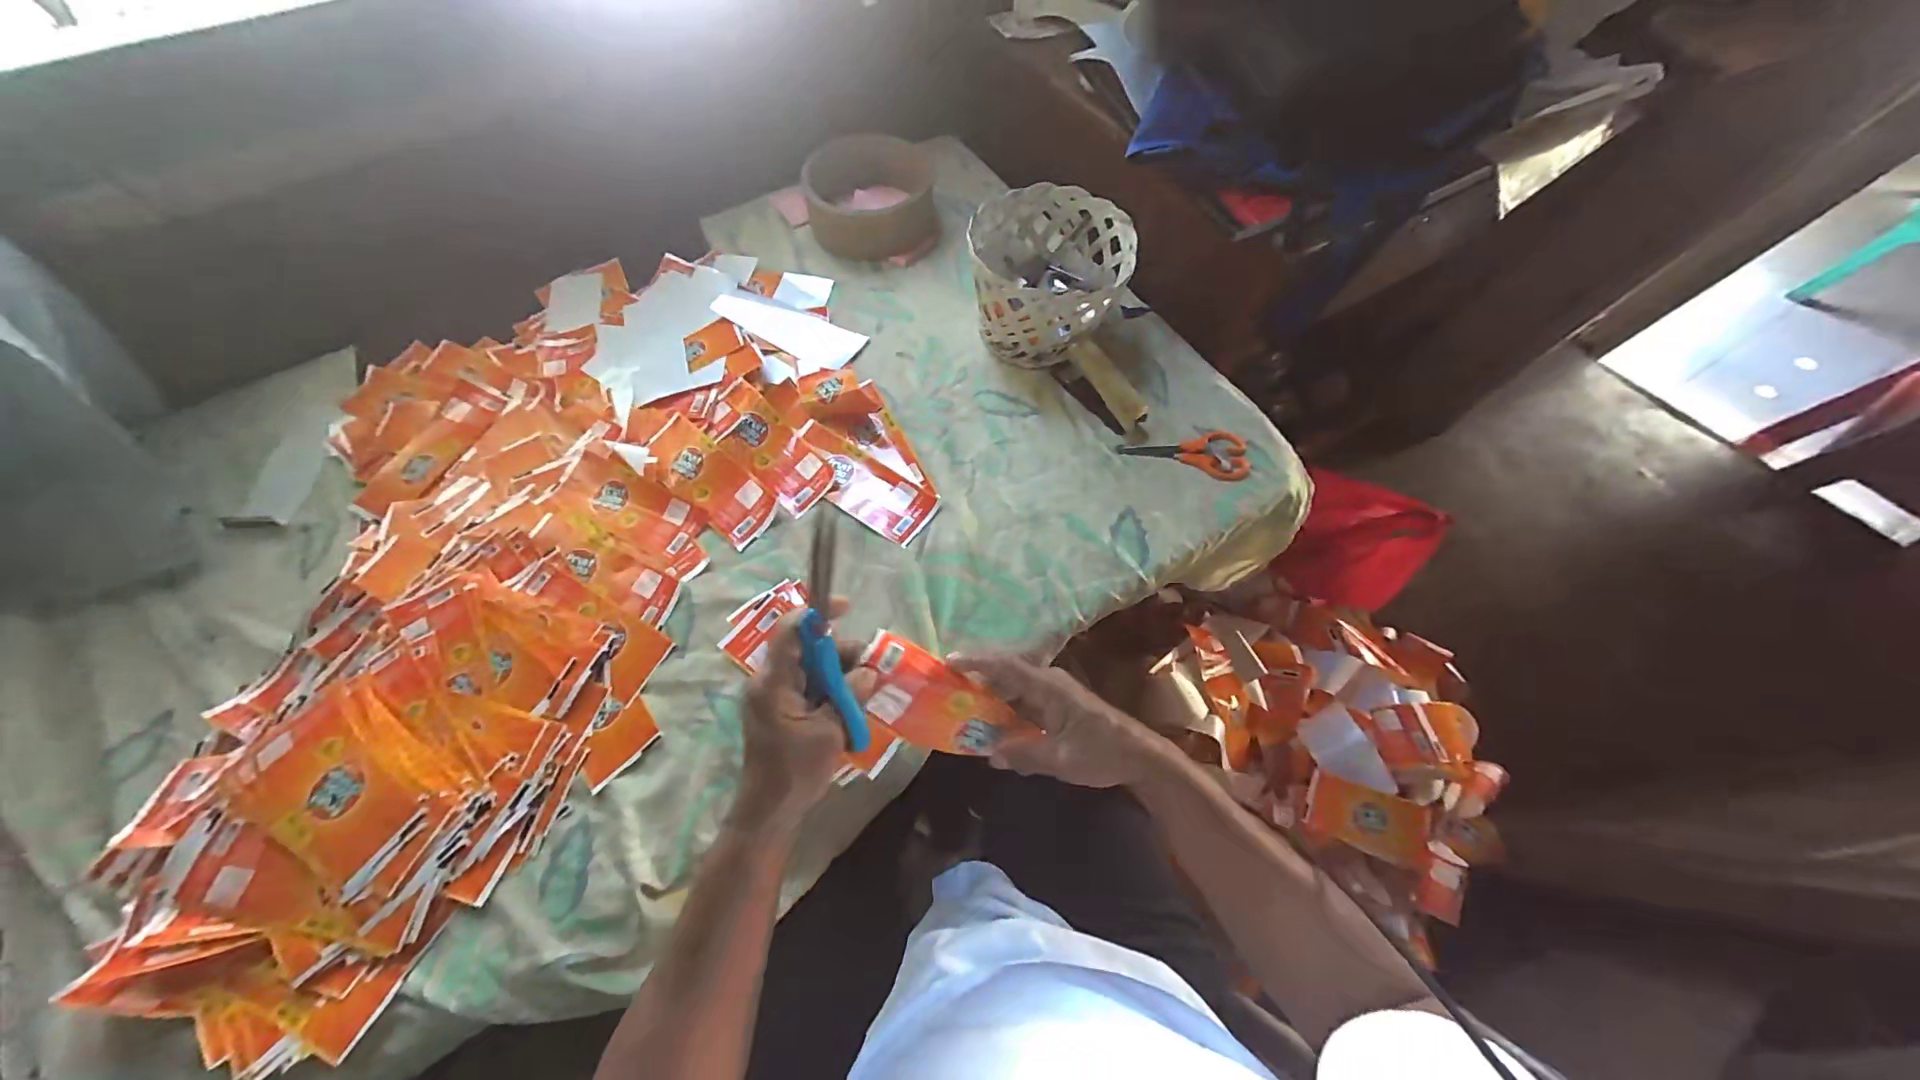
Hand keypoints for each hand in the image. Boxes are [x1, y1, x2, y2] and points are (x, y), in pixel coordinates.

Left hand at [735, 598, 876, 828]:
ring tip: (865, 692)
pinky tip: (851, 704)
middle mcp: (769, 682)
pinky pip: (808, 685)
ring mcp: (774, 696)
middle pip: (806, 648)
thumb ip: (849, 695)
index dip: (817, 613)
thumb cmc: (796, 771)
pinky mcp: (781, 709)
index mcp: (773, 682)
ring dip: (839, 674)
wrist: (770, 812)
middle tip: (871, 668)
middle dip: (840, 653)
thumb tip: (868, 670)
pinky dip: (831, 689)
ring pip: (810, 667)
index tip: (846, 607)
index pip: (791, 631)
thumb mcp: (830, 731)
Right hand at [948, 654, 1164, 788]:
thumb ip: (1024, 754)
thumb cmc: (1102, 753)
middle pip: (1006, 674)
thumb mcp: (1060, 759)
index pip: (1006, 666)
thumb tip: (991, 754)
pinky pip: (1024, 701)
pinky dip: (1005, 708)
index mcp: (1049, 687)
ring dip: (990, 695)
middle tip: (947, 686)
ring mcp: (1054, 693)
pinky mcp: (1058, 706)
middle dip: (977, 678)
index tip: (949, 661)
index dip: (977, 661)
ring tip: (961, 704)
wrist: (1141, 756)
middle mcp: (1049, 683)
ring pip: (1014, 688)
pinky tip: (991, 723)